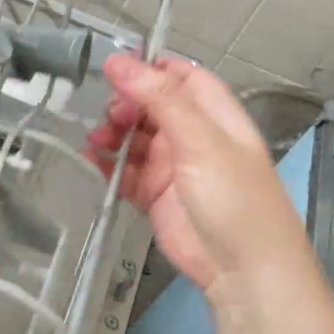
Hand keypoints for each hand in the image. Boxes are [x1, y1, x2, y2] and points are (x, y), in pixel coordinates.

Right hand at [86, 54, 312, 295]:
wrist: (243, 272)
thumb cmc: (233, 198)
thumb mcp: (199, 140)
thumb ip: (159, 98)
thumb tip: (118, 60)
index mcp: (214, 116)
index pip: (181, 76)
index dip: (149, 68)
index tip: (113, 67)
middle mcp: (192, 136)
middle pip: (150, 104)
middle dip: (124, 103)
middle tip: (109, 116)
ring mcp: (172, 166)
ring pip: (133, 136)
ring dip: (112, 133)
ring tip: (97, 141)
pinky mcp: (153, 194)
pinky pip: (123, 170)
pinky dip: (106, 163)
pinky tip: (90, 160)